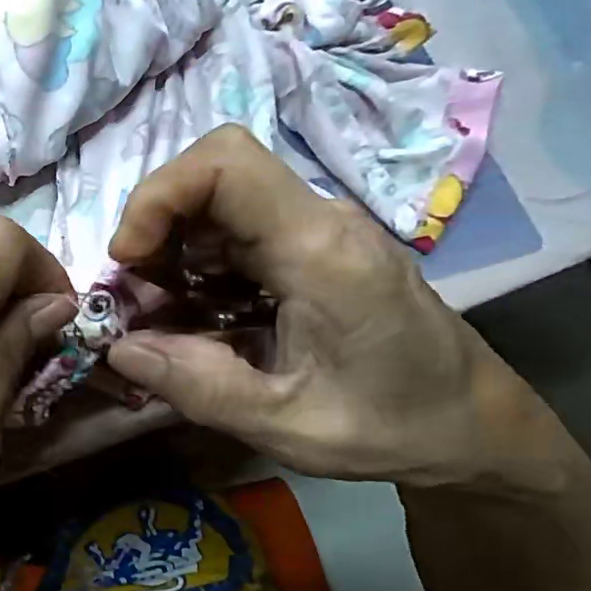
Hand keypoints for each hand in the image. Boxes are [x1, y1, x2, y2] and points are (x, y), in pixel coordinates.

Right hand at [103, 125, 561, 490]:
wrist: (473, 424)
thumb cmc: (392, 426)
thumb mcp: (286, 425)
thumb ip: (199, 387)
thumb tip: (117, 348)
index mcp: (319, 251)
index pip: (224, 164)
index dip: (157, 196)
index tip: (128, 260)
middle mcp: (316, 222)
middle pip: (209, 178)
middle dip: (152, 231)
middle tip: (135, 301)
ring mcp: (311, 232)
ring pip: (213, 206)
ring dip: (167, 253)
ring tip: (159, 319)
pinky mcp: (304, 250)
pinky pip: (229, 234)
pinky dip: (190, 267)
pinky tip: (192, 317)